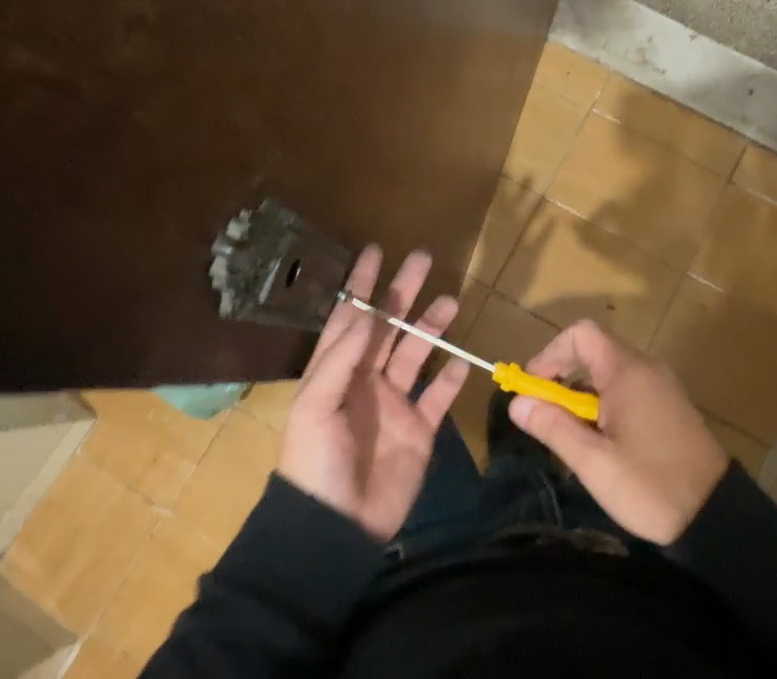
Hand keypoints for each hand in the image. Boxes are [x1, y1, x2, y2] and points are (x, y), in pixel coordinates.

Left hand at [276, 245, 470, 539]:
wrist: (336, 526)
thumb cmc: (316, 460)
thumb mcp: (315, 405)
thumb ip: (341, 358)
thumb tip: (367, 314)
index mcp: (336, 371)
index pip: (351, 319)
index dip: (362, 285)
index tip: (375, 251)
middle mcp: (366, 380)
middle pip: (389, 329)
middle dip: (404, 294)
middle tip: (423, 260)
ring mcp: (395, 405)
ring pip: (417, 356)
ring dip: (431, 329)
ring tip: (450, 302)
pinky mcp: (419, 431)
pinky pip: (438, 398)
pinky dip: (450, 378)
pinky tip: (461, 359)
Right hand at [508, 319, 727, 544]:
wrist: (716, 517)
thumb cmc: (650, 486)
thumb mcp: (594, 462)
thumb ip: (554, 427)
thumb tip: (518, 402)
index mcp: (628, 372)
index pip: (581, 335)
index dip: (550, 354)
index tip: (533, 388)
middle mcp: (647, 369)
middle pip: (595, 351)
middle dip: (563, 377)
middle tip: (546, 416)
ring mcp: (663, 387)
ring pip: (611, 373)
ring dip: (584, 395)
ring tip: (573, 437)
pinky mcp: (671, 407)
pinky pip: (629, 389)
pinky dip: (606, 404)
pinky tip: (603, 443)